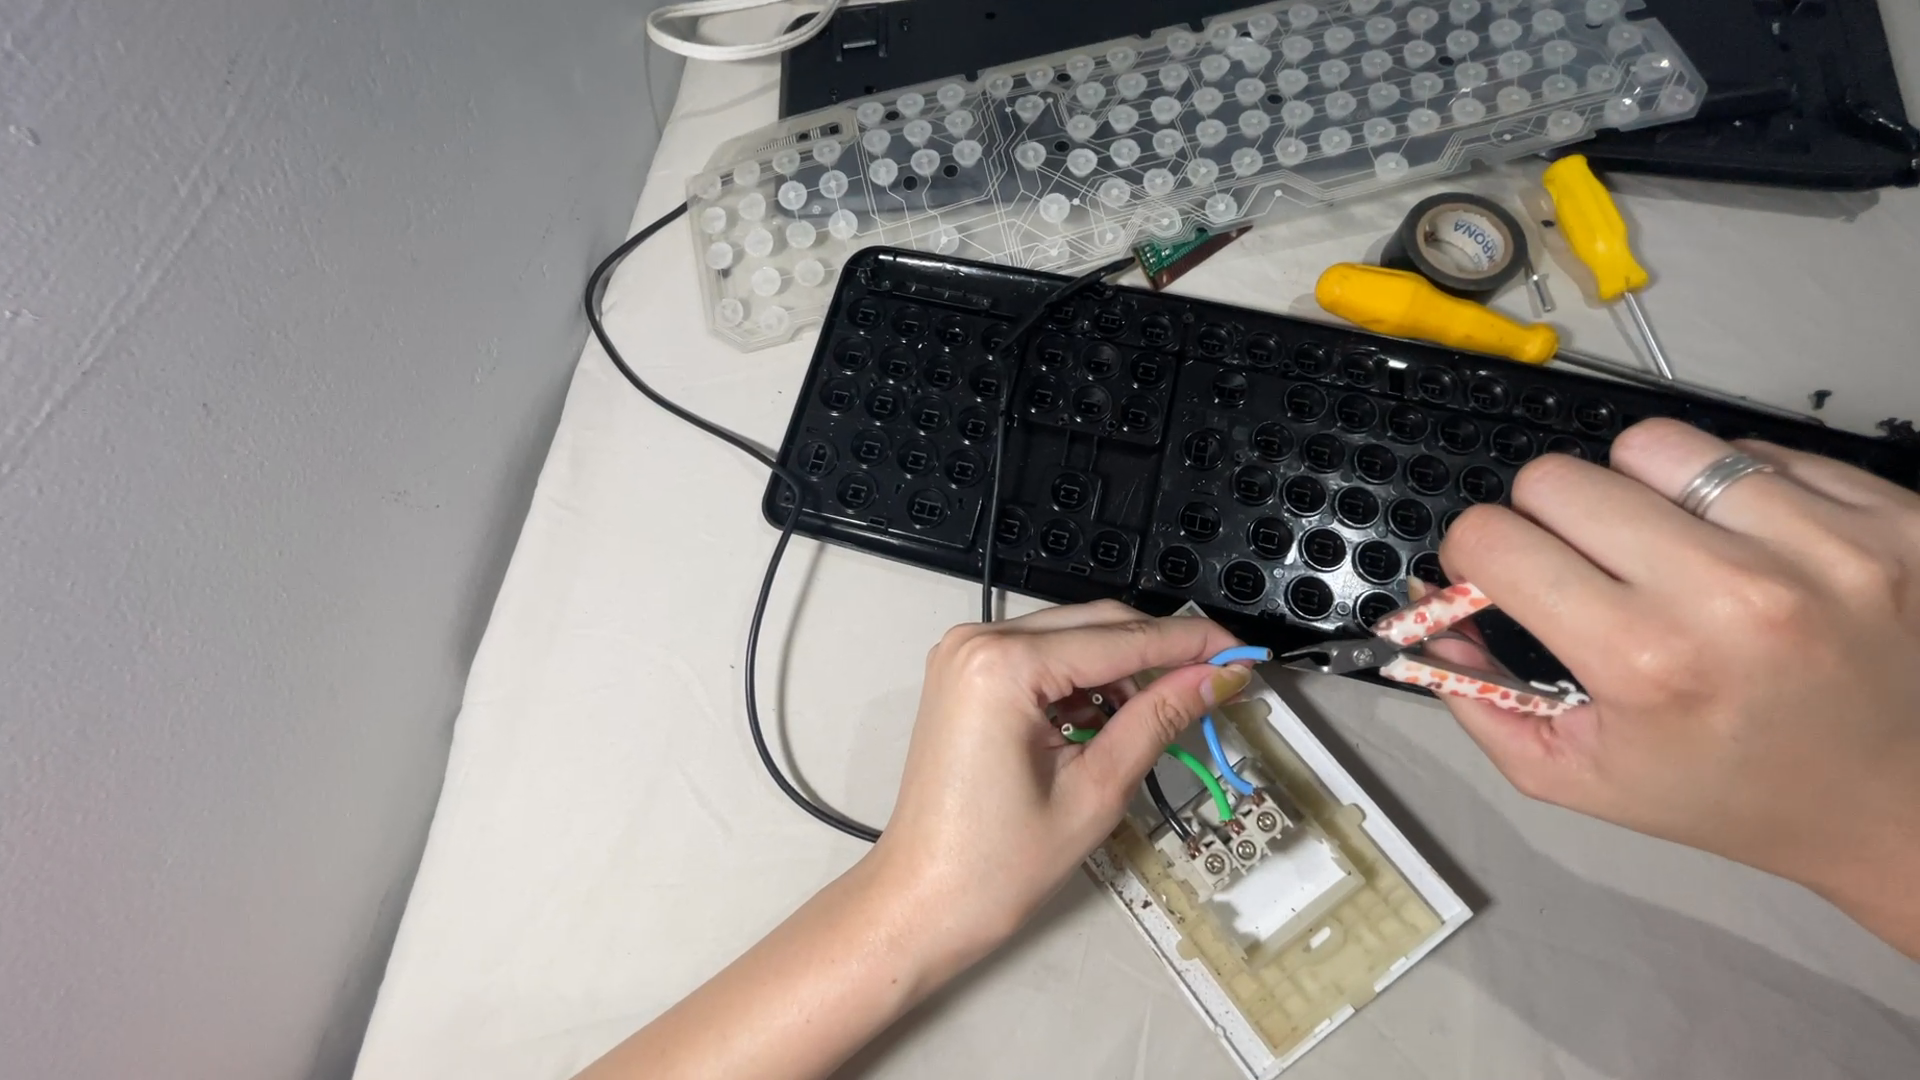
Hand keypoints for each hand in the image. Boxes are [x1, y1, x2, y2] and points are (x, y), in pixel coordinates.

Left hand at [866, 601, 1252, 977]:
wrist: (922, 899)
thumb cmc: (999, 864)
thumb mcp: (1096, 789)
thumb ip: (1158, 717)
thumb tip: (1217, 676)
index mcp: (1003, 664)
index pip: (1120, 638)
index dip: (1190, 642)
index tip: (1242, 652)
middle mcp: (977, 640)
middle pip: (1094, 623)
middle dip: (1158, 650)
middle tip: (1217, 678)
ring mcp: (964, 652)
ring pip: (1069, 635)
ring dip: (1120, 666)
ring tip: (1158, 713)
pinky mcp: (965, 671)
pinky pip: (1039, 655)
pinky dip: (1080, 678)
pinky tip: (1106, 716)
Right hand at [1437, 418, 1919, 955]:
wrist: (1908, 812)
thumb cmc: (1720, 794)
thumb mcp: (1562, 773)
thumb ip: (1469, 694)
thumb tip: (1428, 606)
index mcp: (1643, 659)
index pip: (1491, 538)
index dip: (1468, 553)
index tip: (1491, 576)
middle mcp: (1734, 590)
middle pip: (1555, 477)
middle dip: (1536, 517)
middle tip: (1570, 562)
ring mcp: (1826, 543)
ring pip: (1648, 443)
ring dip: (1627, 489)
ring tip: (1654, 542)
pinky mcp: (1892, 514)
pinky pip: (1745, 451)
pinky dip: (1715, 488)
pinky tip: (1733, 543)